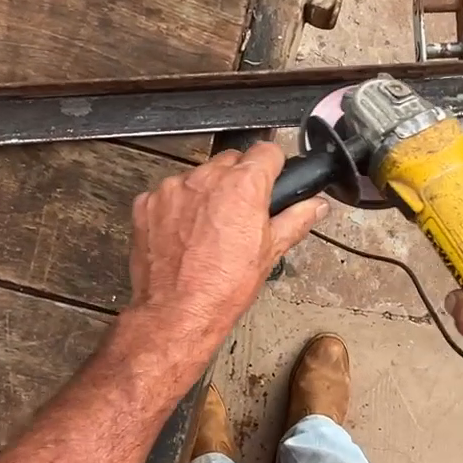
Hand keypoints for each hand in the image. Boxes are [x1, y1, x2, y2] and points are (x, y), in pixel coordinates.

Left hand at [125, 143, 326, 358]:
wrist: (178, 312)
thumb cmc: (223, 287)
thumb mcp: (270, 252)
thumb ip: (296, 220)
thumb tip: (315, 206)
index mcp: (243, 186)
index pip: (266, 151)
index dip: (273, 165)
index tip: (272, 178)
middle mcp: (206, 179)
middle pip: (231, 161)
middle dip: (239, 180)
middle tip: (242, 213)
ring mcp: (173, 189)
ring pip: (198, 177)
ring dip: (207, 193)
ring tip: (211, 230)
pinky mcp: (148, 203)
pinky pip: (169, 194)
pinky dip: (178, 208)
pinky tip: (186, 235)